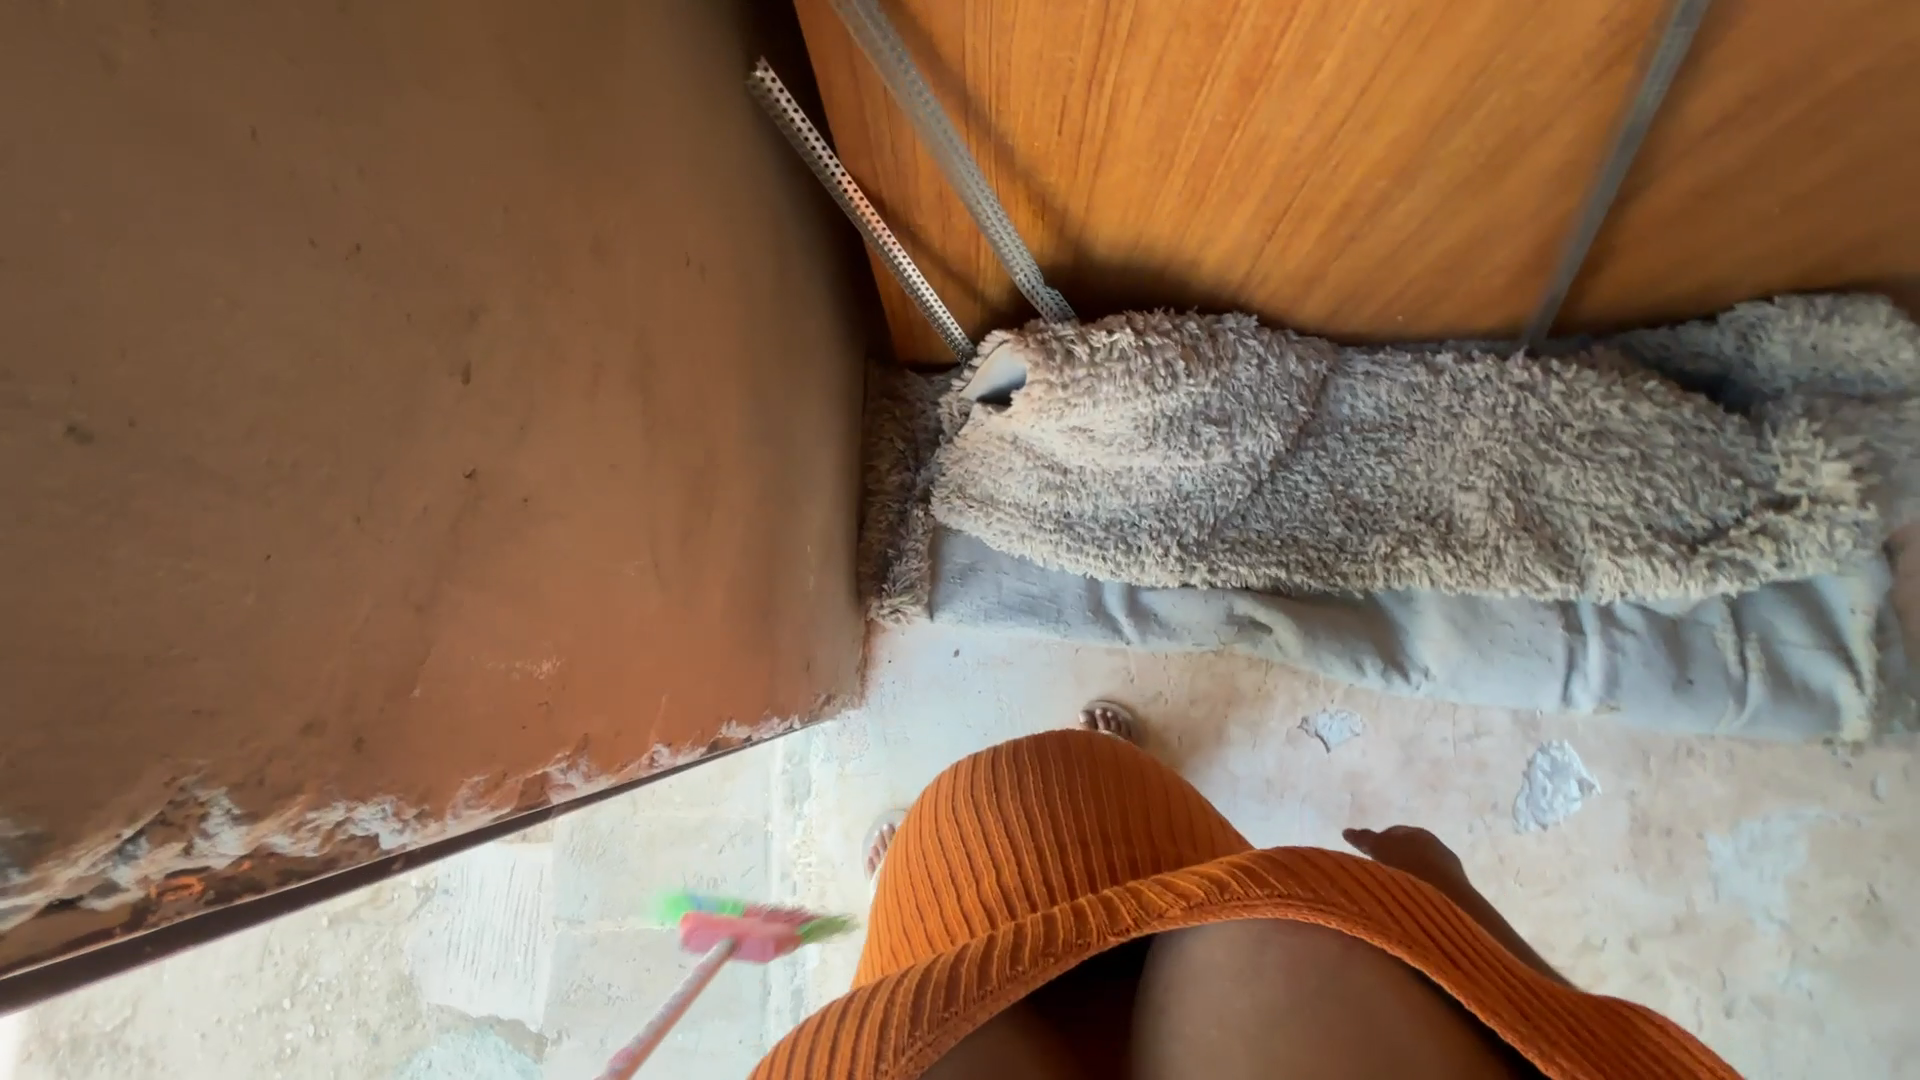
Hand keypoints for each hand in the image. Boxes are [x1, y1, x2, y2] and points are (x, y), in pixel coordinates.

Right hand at [1342, 825, 1467, 893]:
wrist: (1446, 897)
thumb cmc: (1407, 866)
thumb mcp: (1379, 849)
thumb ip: (1363, 840)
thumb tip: (1346, 831)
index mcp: (1418, 832)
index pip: (1395, 832)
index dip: (1380, 841)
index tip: (1368, 854)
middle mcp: (1437, 846)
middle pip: (1410, 850)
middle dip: (1395, 858)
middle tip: (1379, 870)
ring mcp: (1450, 870)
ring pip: (1422, 869)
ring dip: (1408, 875)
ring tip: (1393, 886)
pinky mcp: (1458, 892)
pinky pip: (1432, 886)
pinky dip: (1420, 889)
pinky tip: (1410, 897)